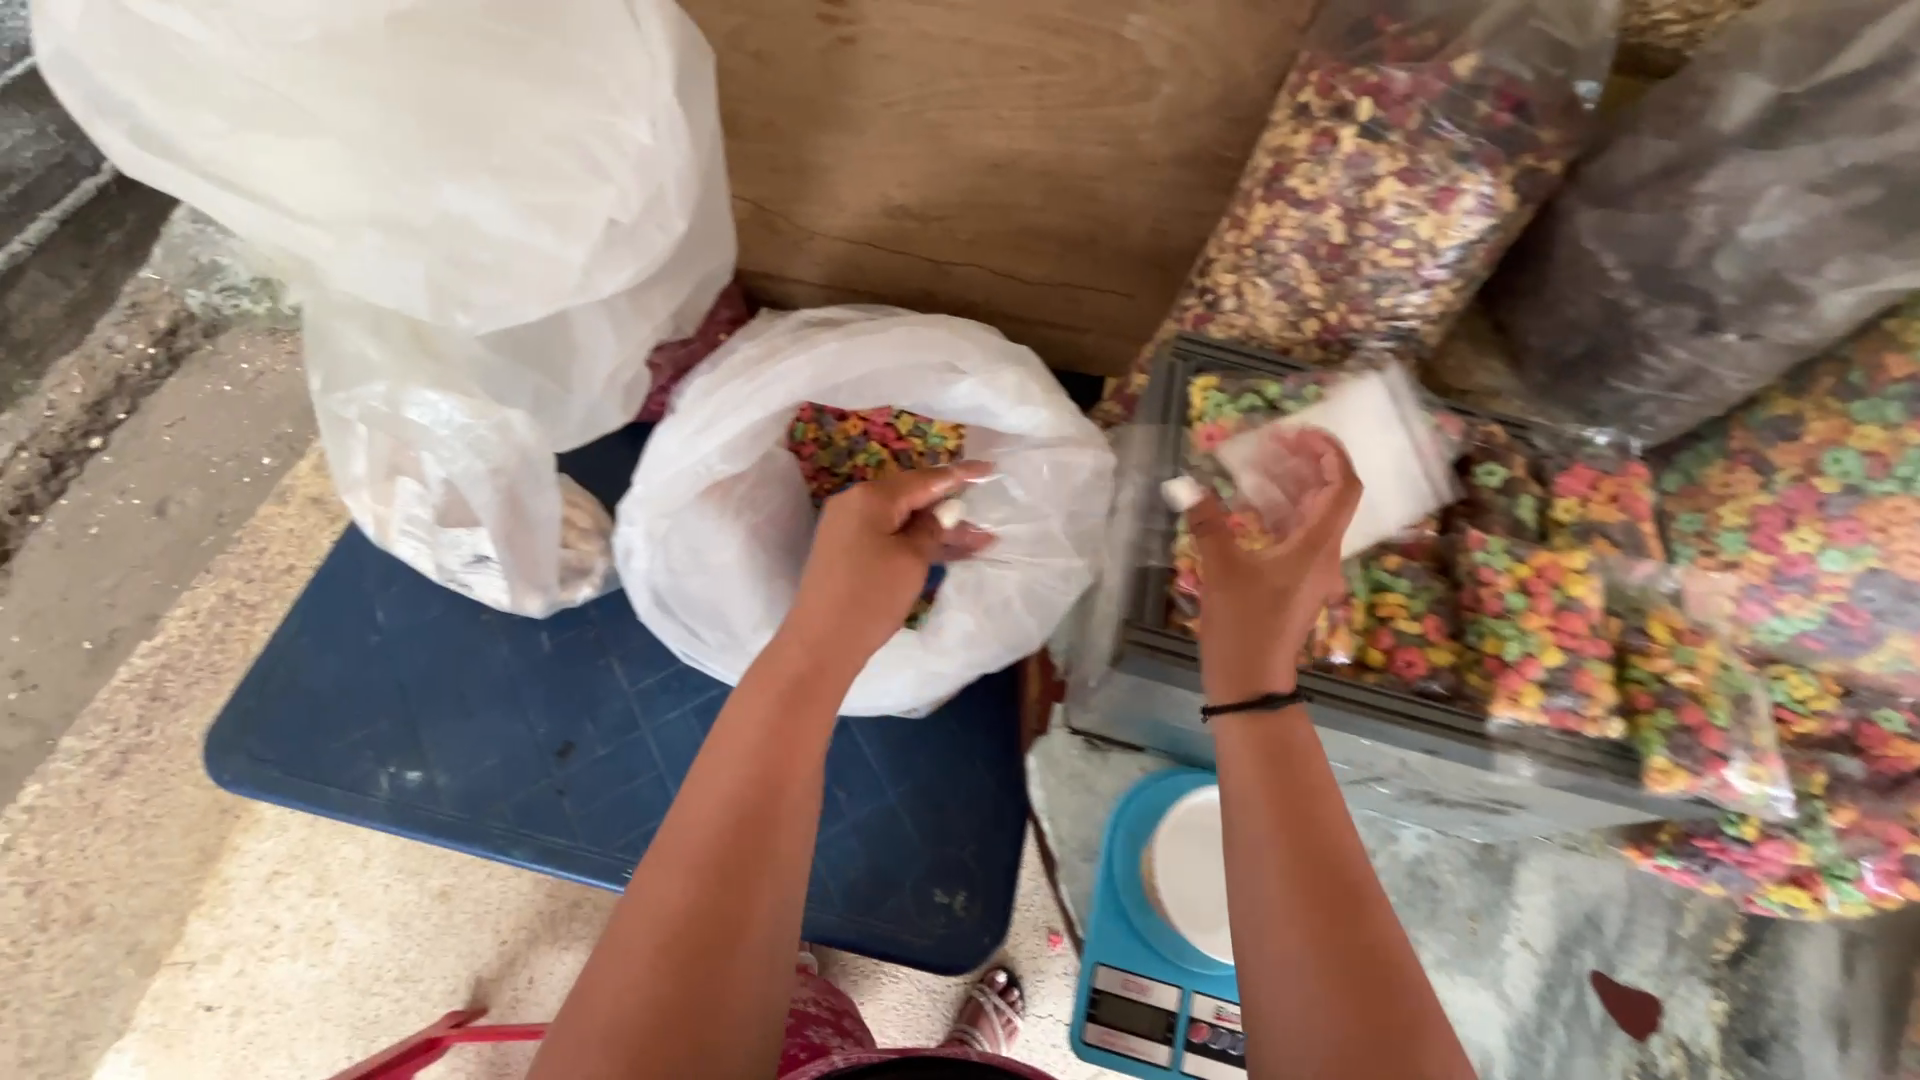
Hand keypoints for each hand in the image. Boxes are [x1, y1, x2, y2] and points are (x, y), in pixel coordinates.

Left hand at [784, 461, 995, 663]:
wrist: (821, 643)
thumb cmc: (870, 597)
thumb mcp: (912, 559)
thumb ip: (931, 529)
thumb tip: (941, 511)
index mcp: (871, 496)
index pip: (925, 479)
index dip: (960, 475)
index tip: (989, 469)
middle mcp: (856, 503)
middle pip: (913, 497)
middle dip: (951, 507)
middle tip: (986, 514)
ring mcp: (849, 527)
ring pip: (904, 520)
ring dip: (939, 530)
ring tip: (981, 540)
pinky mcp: (848, 551)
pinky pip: (891, 536)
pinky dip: (917, 542)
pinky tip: (949, 551)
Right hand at [1188, 428, 1361, 704]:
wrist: (1250, 680)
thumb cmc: (1243, 625)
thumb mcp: (1221, 570)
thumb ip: (1207, 523)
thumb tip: (1185, 485)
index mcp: (1316, 545)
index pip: (1342, 485)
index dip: (1328, 453)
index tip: (1300, 432)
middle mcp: (1322, 553)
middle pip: (1325, 495)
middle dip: (1302, 463)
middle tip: (1270, 442)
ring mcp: (1309, 569)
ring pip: (1307, 515)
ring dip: (1287, 486)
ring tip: (1253, 465)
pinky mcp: (1291, 582)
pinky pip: (1292, 534)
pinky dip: (1275, 513)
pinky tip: (1245, 505)